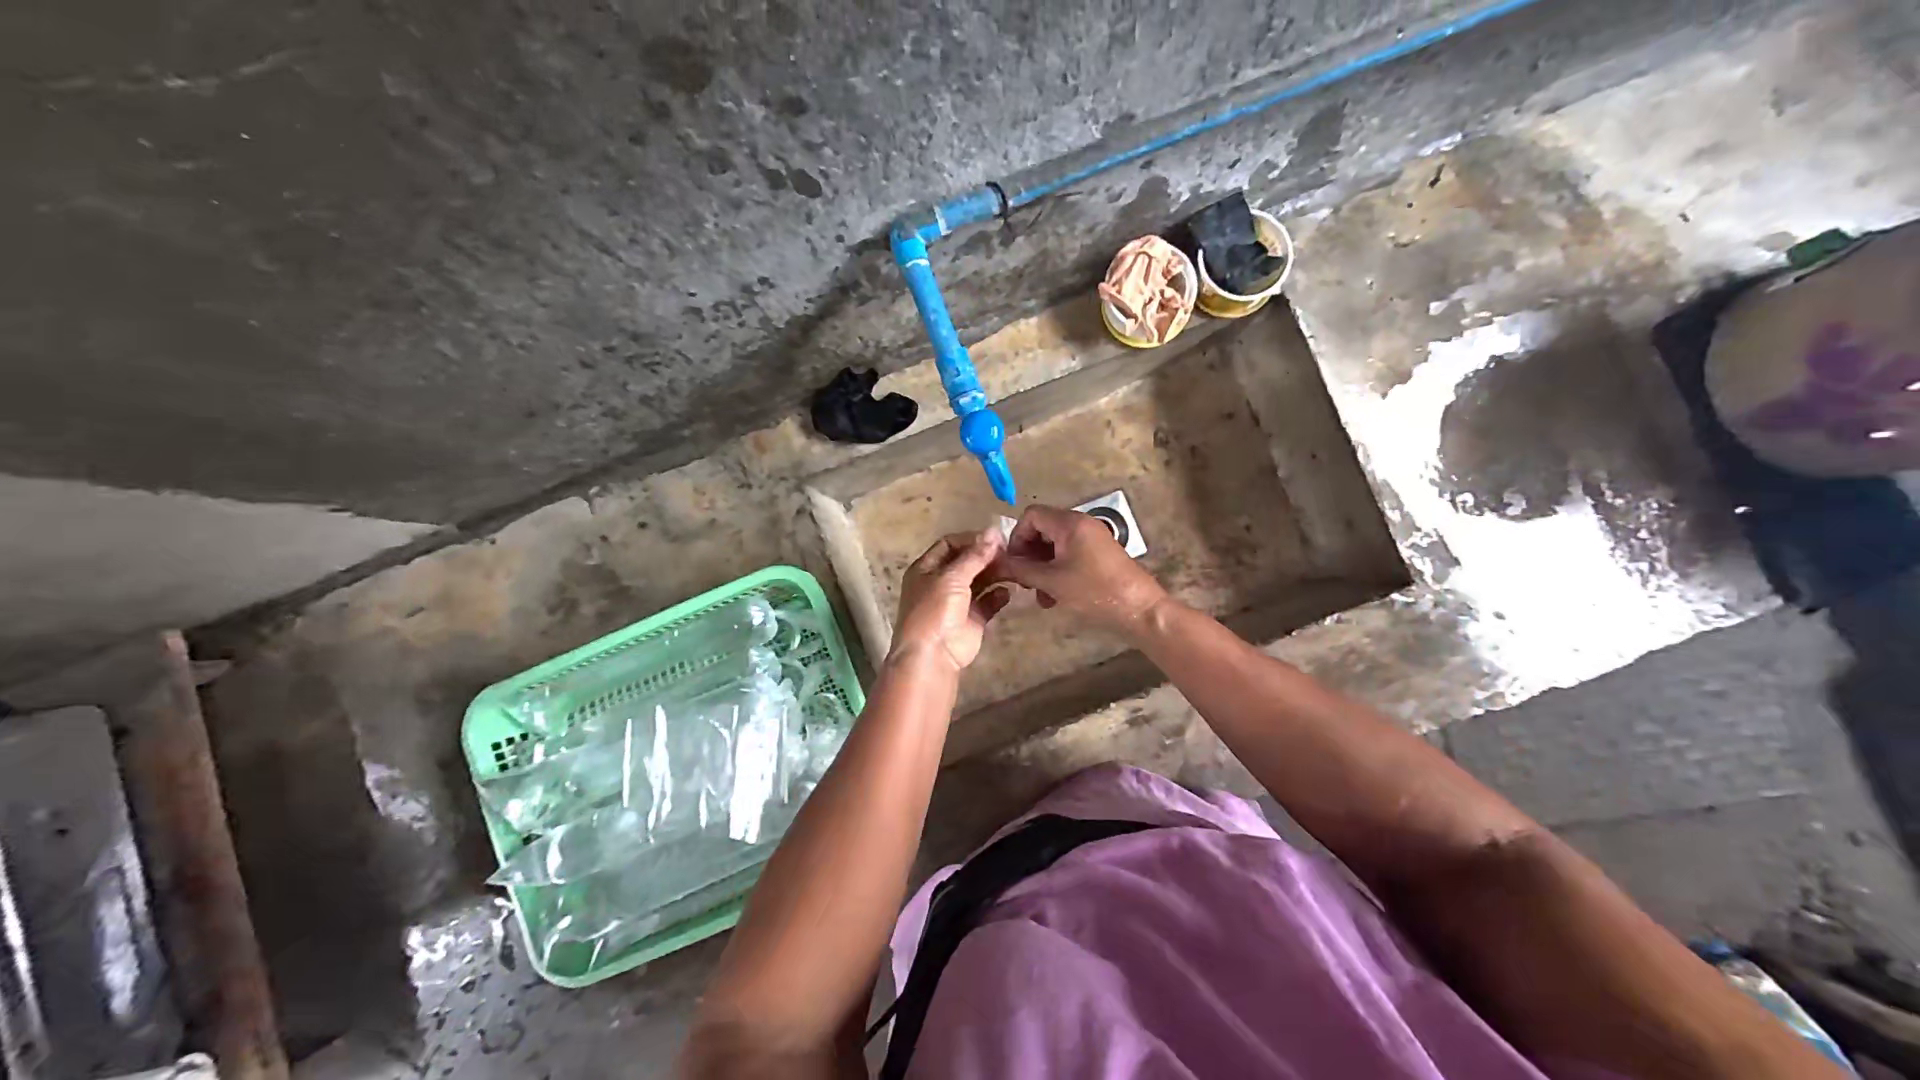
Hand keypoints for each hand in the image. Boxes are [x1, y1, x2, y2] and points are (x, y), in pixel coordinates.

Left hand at [890, 527, 1010, 673]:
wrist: (932, 655)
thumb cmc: (934, 611)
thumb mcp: (951, 577)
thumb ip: (974, 556)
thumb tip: (993, 531)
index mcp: (926, 569)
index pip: (949, 544)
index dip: (971, 539)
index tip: (995, 538)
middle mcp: (940, 583)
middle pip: (966, 562)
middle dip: (986, 557)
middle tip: (1010, 553)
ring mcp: (956, 602)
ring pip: (979, 581)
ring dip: (995, 574)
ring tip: (1014, 569)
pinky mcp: (972, 619)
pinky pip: (988, 602)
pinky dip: (998, 595)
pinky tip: (1009, 592)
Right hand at [994, 504, 1169, 637]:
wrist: (1140, 610)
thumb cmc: (1094, 592)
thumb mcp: (1051, 581)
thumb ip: (1021, 569)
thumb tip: (998, 562)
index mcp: (1069, 523)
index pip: (1031, 516)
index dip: (1017, 537)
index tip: (1014, 563)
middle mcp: (1081, 524)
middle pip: (1042, 529)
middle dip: (1029, 554)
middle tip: (1024, 581)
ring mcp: (1092, 539)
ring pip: (1055, 545)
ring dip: (1042, 567)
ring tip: (1039, 594)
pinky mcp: (1099, 555)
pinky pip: (1070, 555)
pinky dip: (1058, 571)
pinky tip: (1055, 596)